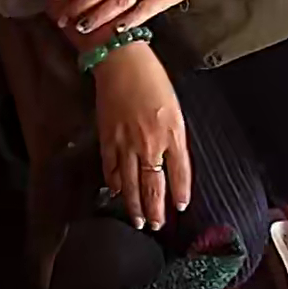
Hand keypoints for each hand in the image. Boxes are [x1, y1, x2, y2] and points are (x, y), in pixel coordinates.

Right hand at [92, 43, 190, 229]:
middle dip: (156, 209)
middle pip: (154, 186)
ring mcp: (126, 143)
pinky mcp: (107, 137)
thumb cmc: (151, 78)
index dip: (180, 193)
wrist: (121, 62)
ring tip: (137, 220)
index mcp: (172, 134)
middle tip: (156, 226)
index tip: (180, 207)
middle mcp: (150, 144)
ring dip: (134, 204)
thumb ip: (175, 135)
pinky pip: (111, 167)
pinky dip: (113, 182)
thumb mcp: (174, 107)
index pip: (179, 174)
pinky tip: (115, 191)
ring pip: (131, 182)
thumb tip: (172, 157)